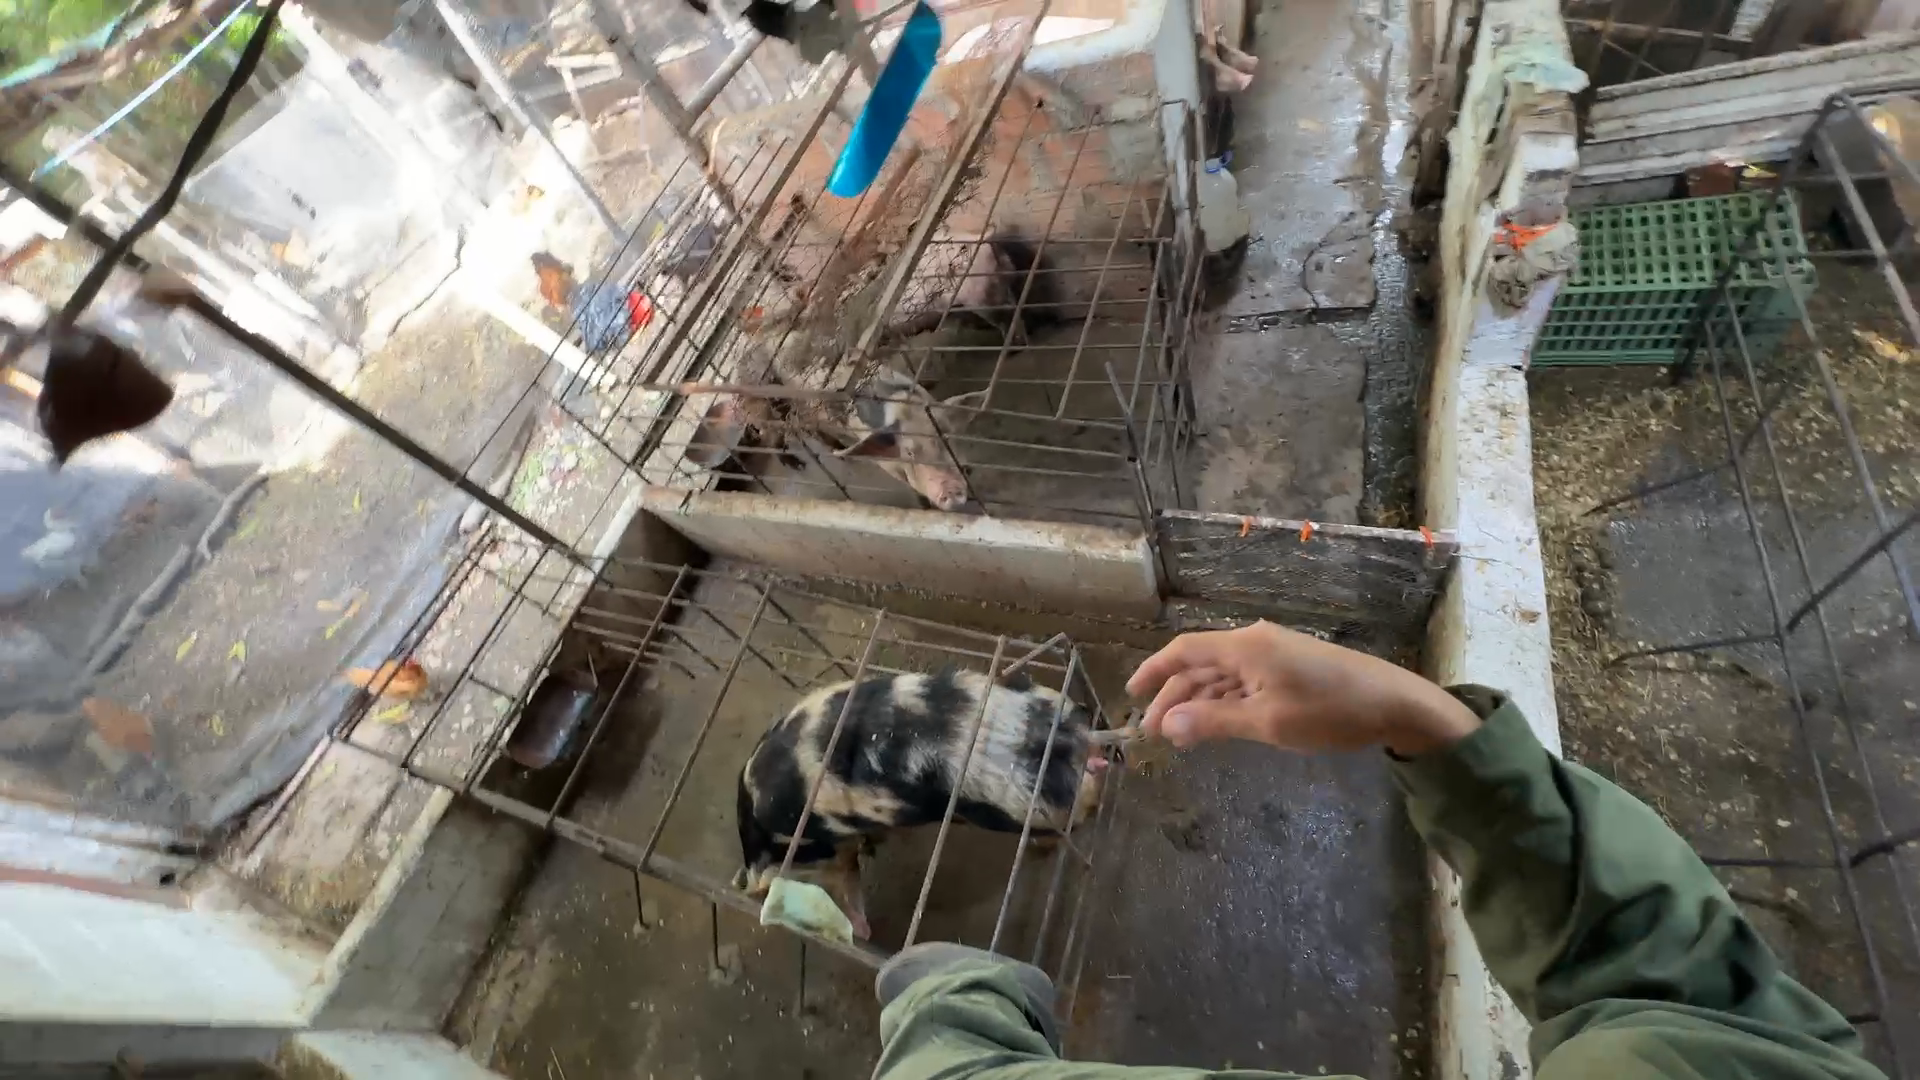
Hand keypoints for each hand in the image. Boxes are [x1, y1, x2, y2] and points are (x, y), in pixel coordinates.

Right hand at [1125, 621, 1479, 756]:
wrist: (1398, 705)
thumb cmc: (1330, 711)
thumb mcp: (1268, 723)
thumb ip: (1213, 722)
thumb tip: (1166, 724)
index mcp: (1244, 647)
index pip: (1184, 651)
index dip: (1154, 670)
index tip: (1132, 693)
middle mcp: (1252, 643)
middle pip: (1199, 666)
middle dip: (1173, 697)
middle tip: (1153, 731)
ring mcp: (1271, 655)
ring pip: (1220, 677)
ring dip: (1197, 703)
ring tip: (1179, 736)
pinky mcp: (1287, 668)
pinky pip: (1242, 682)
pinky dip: (1223, 702)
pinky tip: (1214, 724)